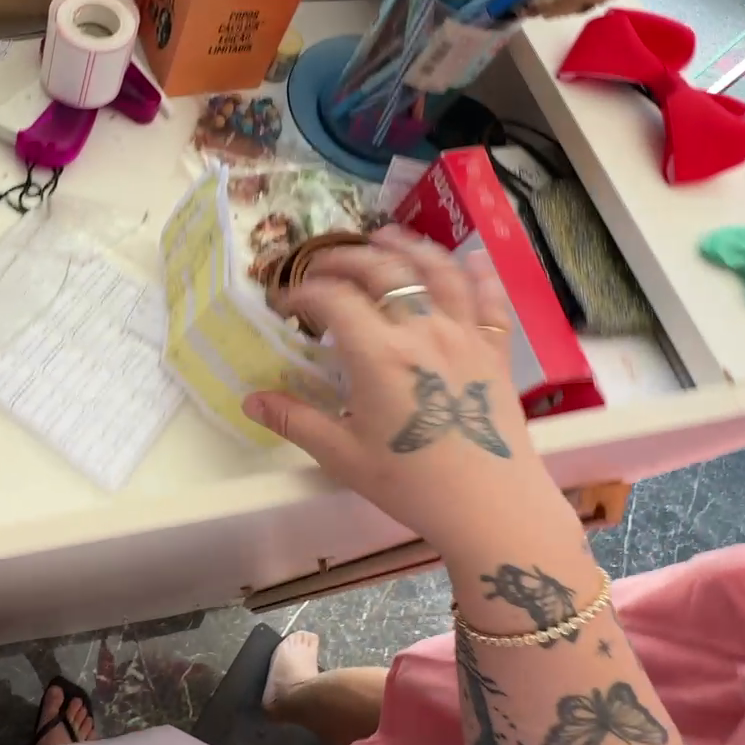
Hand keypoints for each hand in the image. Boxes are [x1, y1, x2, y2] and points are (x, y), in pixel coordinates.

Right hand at [242, 227, 561, 555]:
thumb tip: (248, 400)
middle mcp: (423, 332)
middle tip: (321, 263)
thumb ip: (293, 420)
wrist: (491, 509)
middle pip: (383, 271)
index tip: (283, 305)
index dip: (301, 293)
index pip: (332, 299)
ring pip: (437, 272)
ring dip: (408, 248)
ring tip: (386, 236)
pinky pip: (490, 300)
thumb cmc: (411, 483)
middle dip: (346, 259)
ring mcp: (465, 337)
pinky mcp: (495, 352)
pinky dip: (478, 274)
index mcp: (379, 354)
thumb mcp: (341, 454)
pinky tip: (469, 260)